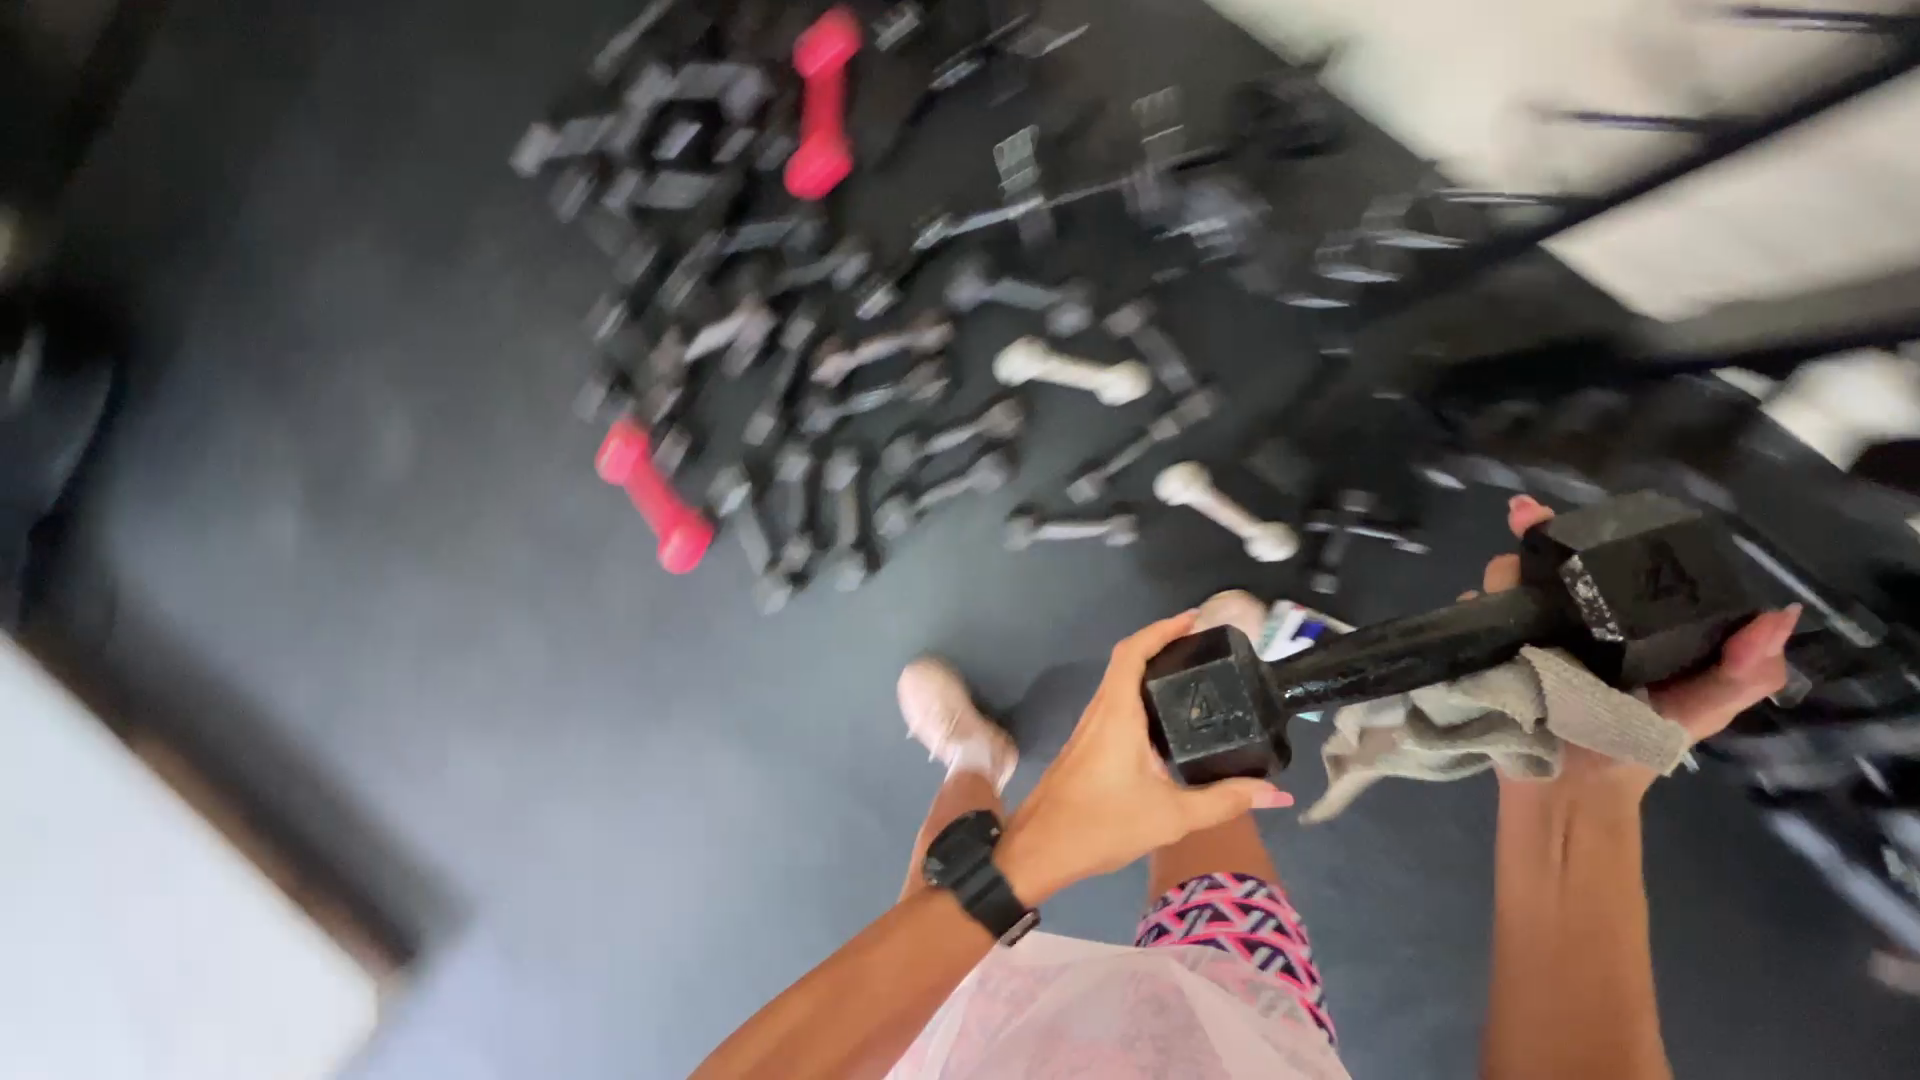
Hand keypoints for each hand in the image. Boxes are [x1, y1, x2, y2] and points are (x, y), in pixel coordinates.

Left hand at [997, 613, 1293, 904]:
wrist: (1040, 848)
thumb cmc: (1102, 824)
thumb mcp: (1172, 816)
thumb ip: (1225, 801)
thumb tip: (1277, 793)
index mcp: (1117, 713)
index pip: (1133, 651)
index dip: (1162, 629)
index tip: (1194, 620)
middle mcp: (1100, 711)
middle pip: (1126, 661)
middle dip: (1162, 645)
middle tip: (1203, 647)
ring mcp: (1090, 728)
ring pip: (1119, 684)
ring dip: (1149, 671)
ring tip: (1193, 676)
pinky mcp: (1088, 746)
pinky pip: (1116, 706)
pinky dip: (1141, 697)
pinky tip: (1168, 722)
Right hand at [1483, 495, 1799, 800]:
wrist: (1575, 787)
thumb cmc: (1638, 743)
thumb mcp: (1707, 707)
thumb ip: (1744, 670)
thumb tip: (1777, 616)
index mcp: (1612, 619)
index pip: (1590, 562)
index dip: (1565, 531)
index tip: (1536, 511)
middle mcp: (1562, 618)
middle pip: (1534, 563)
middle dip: (1524, 550)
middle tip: (1518, 549)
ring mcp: (1518, 635)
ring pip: (1497, 585)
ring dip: (1499, 583)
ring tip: (1506, 601)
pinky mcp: (1484, 655)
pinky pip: (1470, 619)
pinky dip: (1474, 613)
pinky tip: (1484, 627)